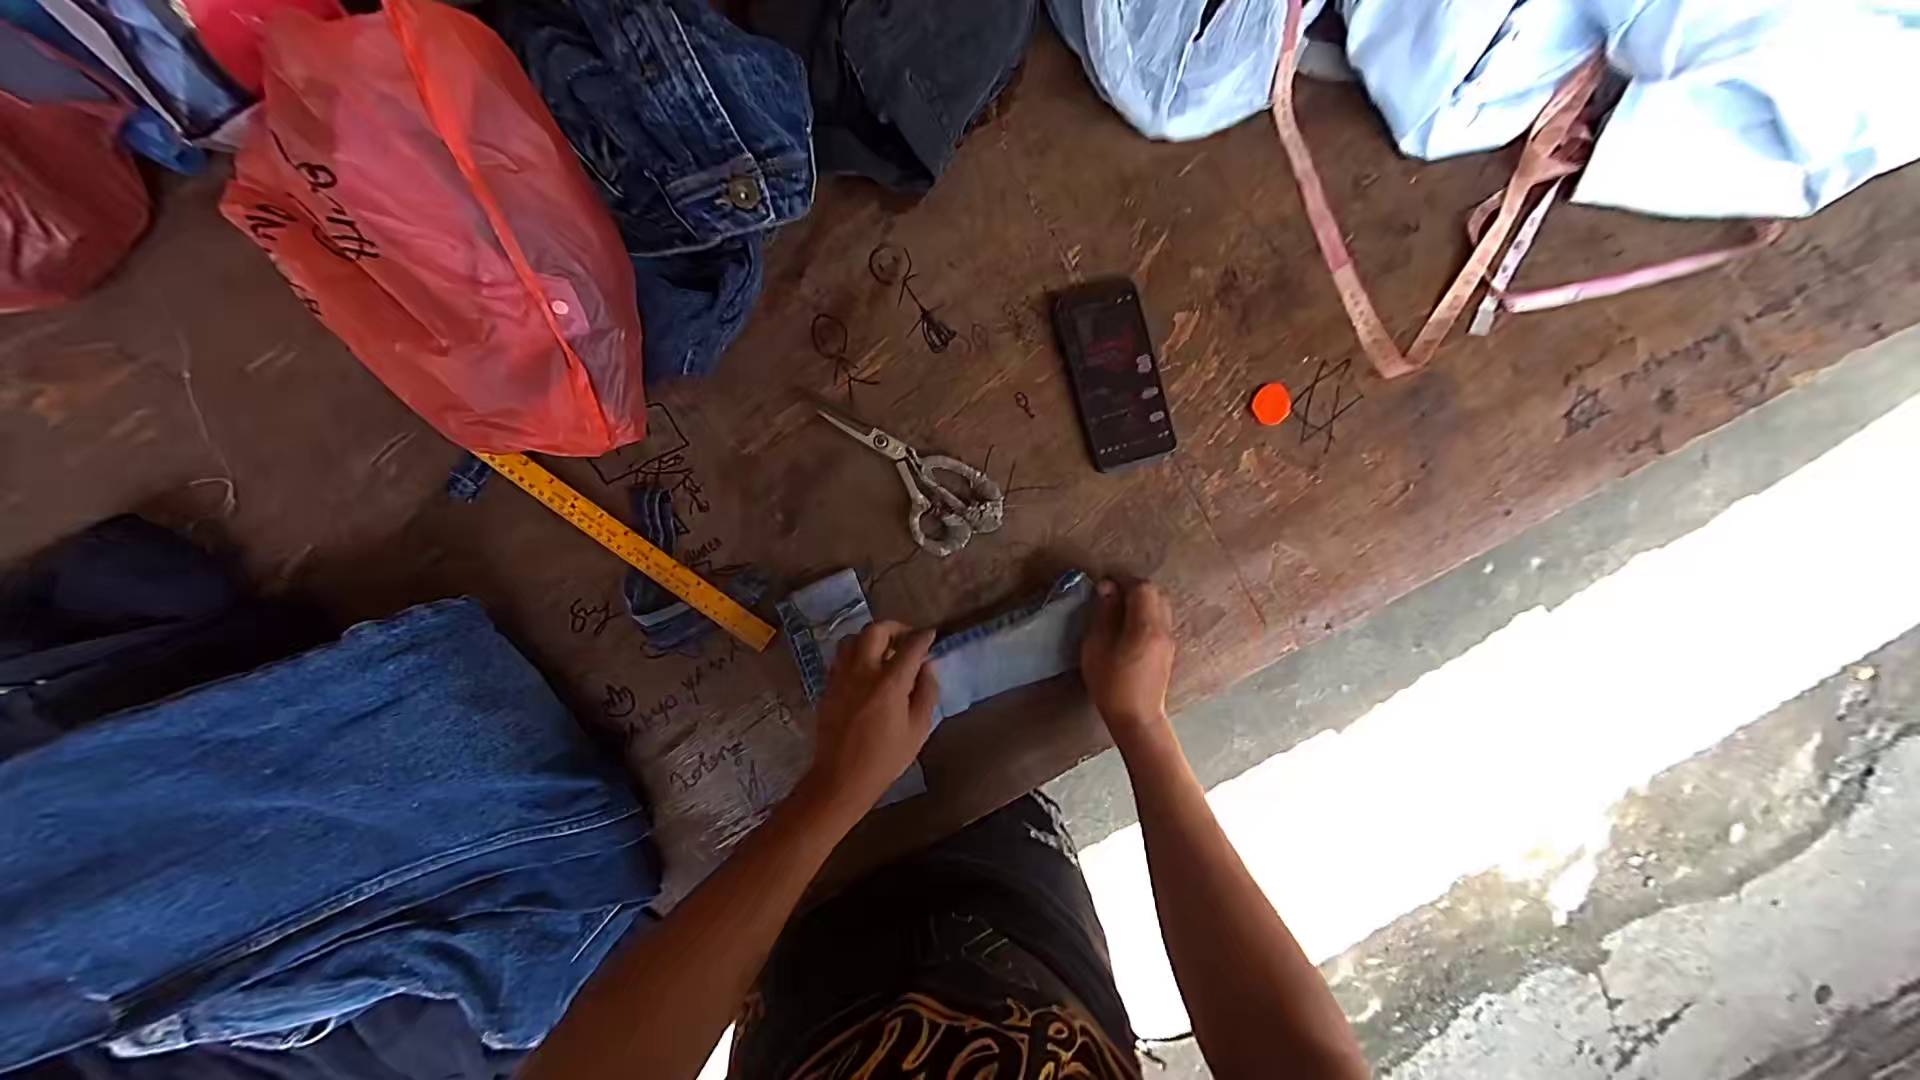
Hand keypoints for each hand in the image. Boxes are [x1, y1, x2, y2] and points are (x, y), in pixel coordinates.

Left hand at [804, 621, 939, 810]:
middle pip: (875, 631)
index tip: (931, 634)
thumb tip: (928, 667)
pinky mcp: (827, 686)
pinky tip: (865, 669)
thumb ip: (926, 693)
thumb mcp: (918, 730)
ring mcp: (841, 677)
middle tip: (906, 639)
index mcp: (889, 683)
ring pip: (852, 639)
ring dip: (870, 638)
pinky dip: (855, 654)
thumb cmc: (885, 758)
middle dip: (895, 628)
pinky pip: (840, 658)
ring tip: (883, 651)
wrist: (841, 779)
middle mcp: (862, 672)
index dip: (923, 637)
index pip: (910, 646)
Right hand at [1081, 579, 1176, 749]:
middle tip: (1110, 597)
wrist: (1136, 718)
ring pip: (1160, 606)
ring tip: (1118, 611)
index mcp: (1146, 626)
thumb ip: (1104, 613)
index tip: (1103, 587)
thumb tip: (1107, 587)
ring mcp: (1168, 640)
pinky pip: (1160, 620)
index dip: (1122, 581)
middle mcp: (1163, 629)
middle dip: (1133, 588)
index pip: (1142, 587)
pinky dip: (1146, 614)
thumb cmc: (1111, 684)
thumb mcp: (1097, 646)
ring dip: (1141, 601)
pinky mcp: (1167, 651)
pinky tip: (1128, 627)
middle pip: (1155, 593)